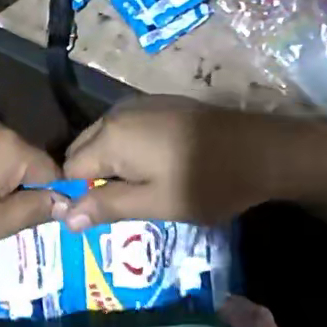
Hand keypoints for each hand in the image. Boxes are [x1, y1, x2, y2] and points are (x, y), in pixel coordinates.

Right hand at [58, 97, 315, 229]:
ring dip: (109, 166)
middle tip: (112, 212)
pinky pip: (125, 129)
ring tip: (132, 195)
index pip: (69, 170)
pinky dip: (126, 151)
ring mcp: (139, 105)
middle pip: (83, 150)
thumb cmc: (207, 182)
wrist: (261, 149)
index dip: (76, 198)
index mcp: (111, 136)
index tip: (93, 222)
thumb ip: (108, 206)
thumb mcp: (156, 203)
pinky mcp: (158, 104)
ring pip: (104, 139)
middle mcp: (117, 113)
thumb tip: (64, 215)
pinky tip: (151, 170)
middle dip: (90, 180)